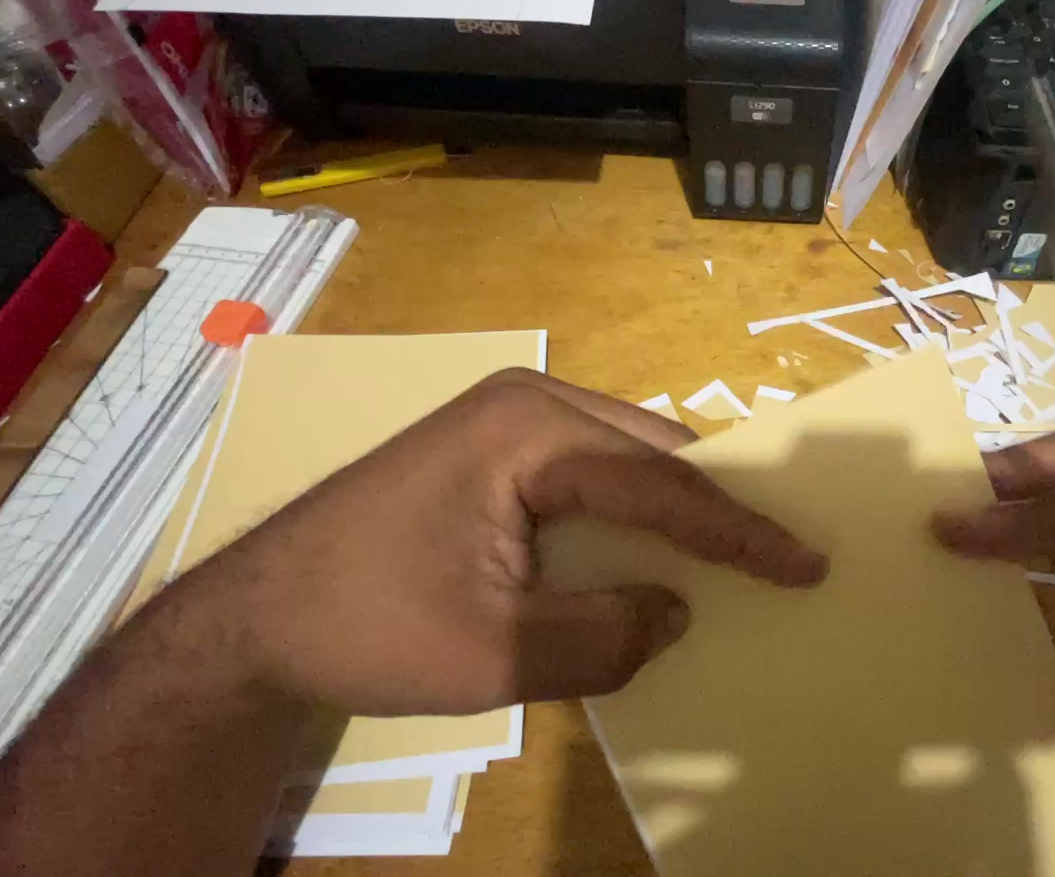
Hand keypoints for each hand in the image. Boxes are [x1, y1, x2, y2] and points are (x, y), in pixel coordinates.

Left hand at [170, 369, 828, 716]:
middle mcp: (530, 401)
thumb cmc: (367, 627)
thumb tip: (679, 611)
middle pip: (652, 451)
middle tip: (779, 553)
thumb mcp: (496, 654)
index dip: (737, 530)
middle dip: (715, 505)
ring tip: (734, 549)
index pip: (659, 480)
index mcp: (530, 429)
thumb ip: (605, 636)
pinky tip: (656, 543)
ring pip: (628, 456)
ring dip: (678, 504)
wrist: (252, 620)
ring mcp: (512, 417)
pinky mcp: (501, 447)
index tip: (802, 563)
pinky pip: (594, 469)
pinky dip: (635, 508)